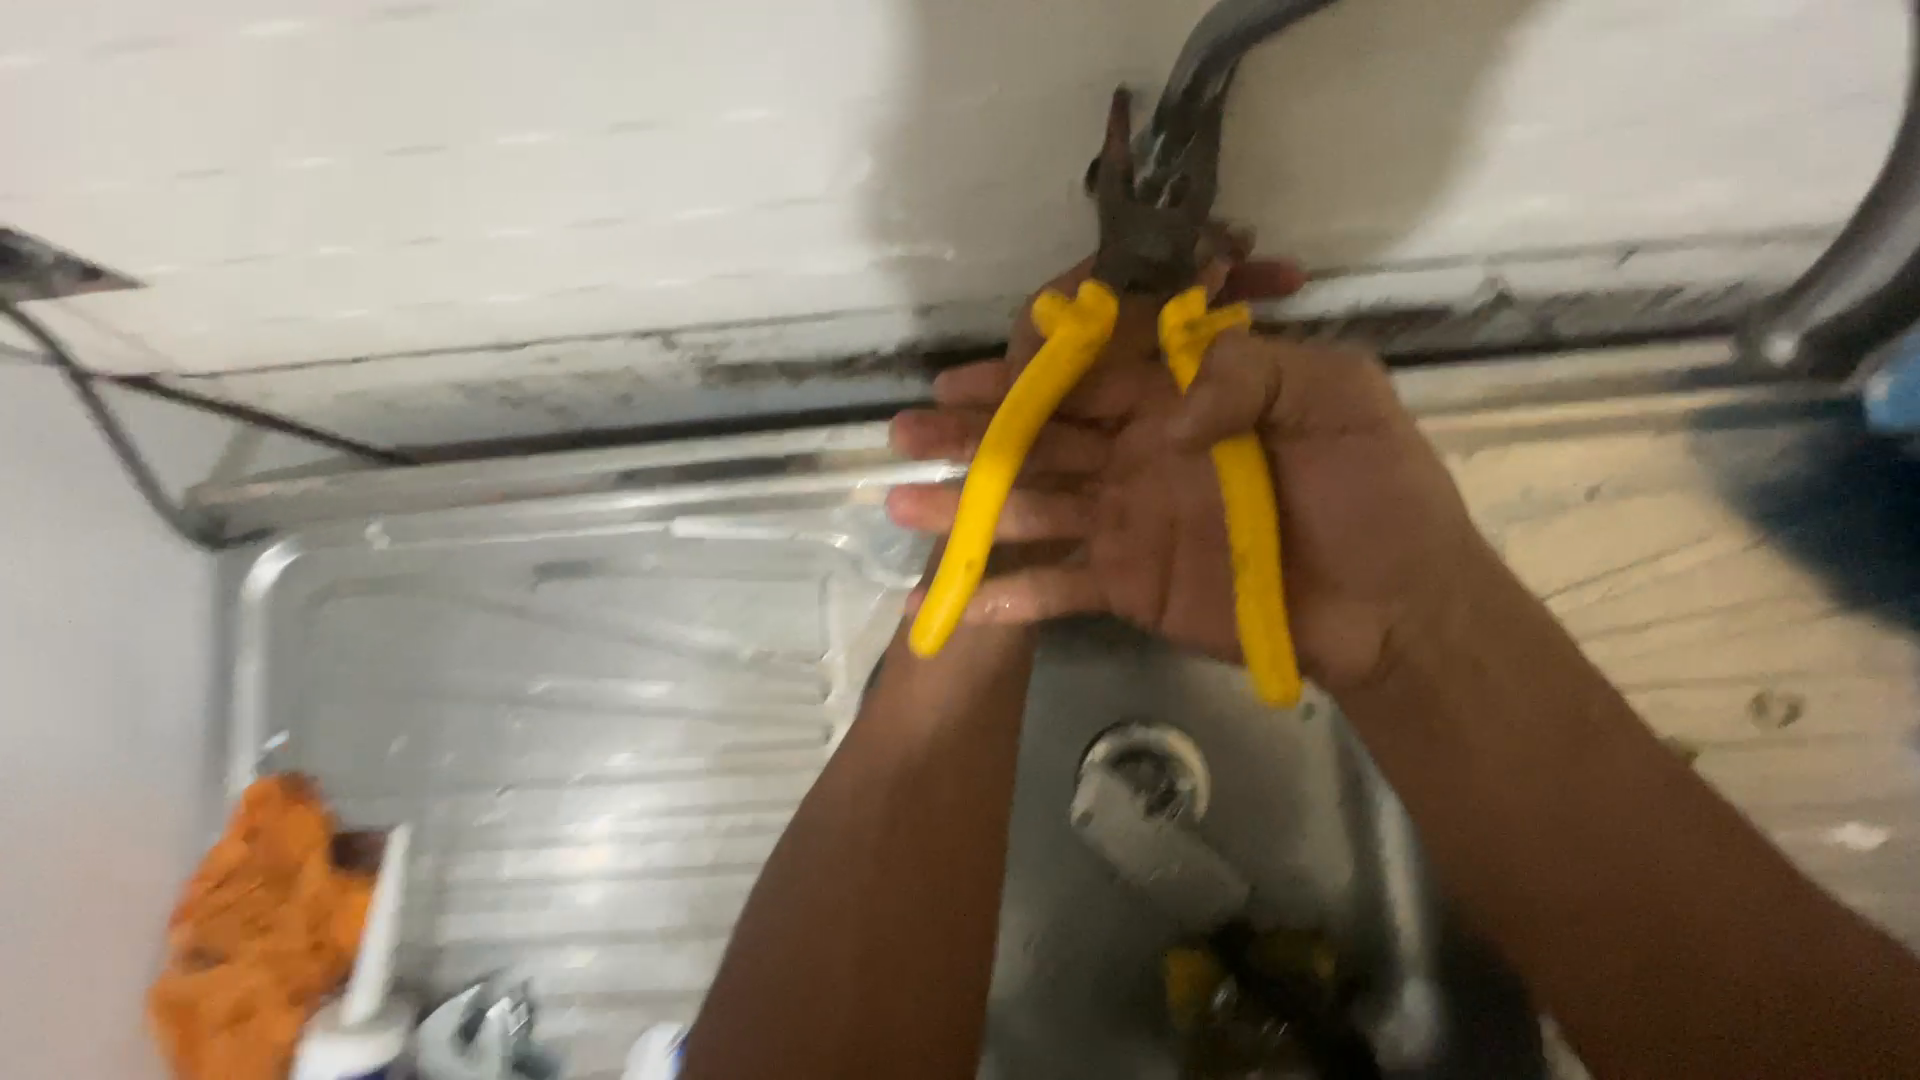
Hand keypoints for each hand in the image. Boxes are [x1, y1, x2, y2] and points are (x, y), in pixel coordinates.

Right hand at [886, 261, 1479, 691]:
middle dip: (970, 437)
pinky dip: (1011, 594)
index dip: (1018, 380)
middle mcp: (1139, 458)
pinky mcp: (1129, 587)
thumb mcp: (1338, 398)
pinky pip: (1059, 588)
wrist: (1397, 609)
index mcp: (1180, 405)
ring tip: (903, 504)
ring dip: (970, 511)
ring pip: (1034, 510)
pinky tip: (957, 599)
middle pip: (1041, 442)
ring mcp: (1128, 526)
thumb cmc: (1377, 495)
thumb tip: (1168, 409)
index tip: (955, 381)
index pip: (1084, 382)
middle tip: (903, 435)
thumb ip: (1252, 372)